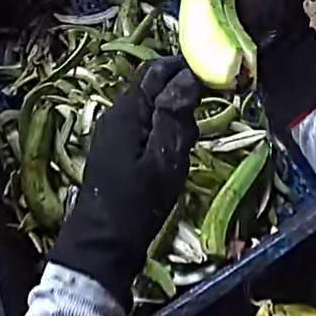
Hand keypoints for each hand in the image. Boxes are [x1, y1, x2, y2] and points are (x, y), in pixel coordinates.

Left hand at [48, 55, 200, 305]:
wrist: (101, 248)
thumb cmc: (136, 203)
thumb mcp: (164, 159)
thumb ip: (175, 116)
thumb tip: (188, 77)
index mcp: (128, 110)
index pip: (158, 71)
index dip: (186, 67)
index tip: (213, 75)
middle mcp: (118, 113)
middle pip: (152, 84)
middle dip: (181, 85)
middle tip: (209, 97)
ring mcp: (115, 131)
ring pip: (150, 104)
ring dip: (174, 107)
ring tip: (195, 126)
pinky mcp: (117, 148)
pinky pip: (145, 122)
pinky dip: (164, 125)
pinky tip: (177, 145)